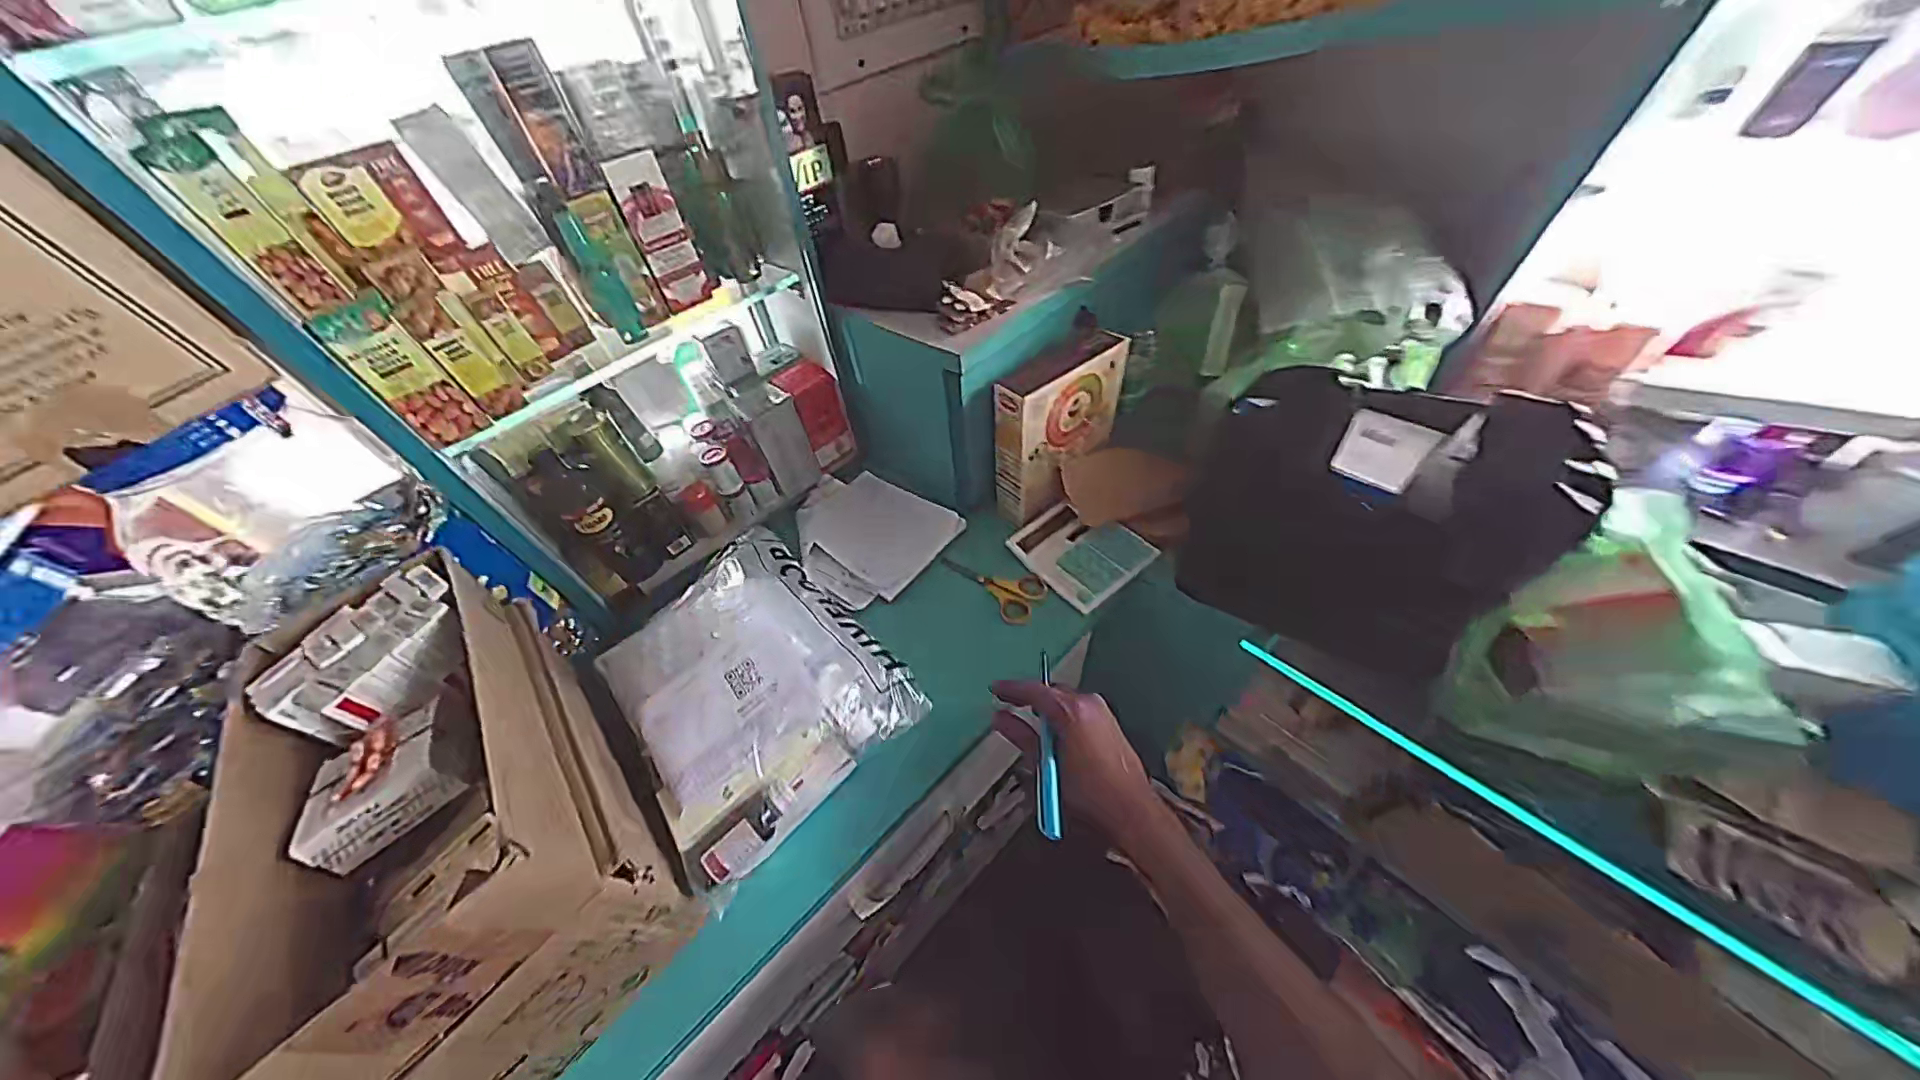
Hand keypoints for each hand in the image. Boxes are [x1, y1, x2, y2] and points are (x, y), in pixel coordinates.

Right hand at [991, 680, 1157, 840]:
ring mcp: (1103, 713)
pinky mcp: (1110, 724)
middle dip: (1030, 698)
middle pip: (1051, 692)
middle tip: (1009, 705)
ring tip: (1030, 722)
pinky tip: (1054, 734)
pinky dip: (1063, 716)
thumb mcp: (1045, 766)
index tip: (996, 690)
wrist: (1130, 810)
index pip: (1034, 690)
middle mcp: (1089, 704)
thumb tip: (1002, 720)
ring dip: (1047, 709)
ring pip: (1066, 701)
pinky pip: (1079, 711)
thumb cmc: (1090, 793)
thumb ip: (1021, 736)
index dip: (1011, 689)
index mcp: (1072, 710)